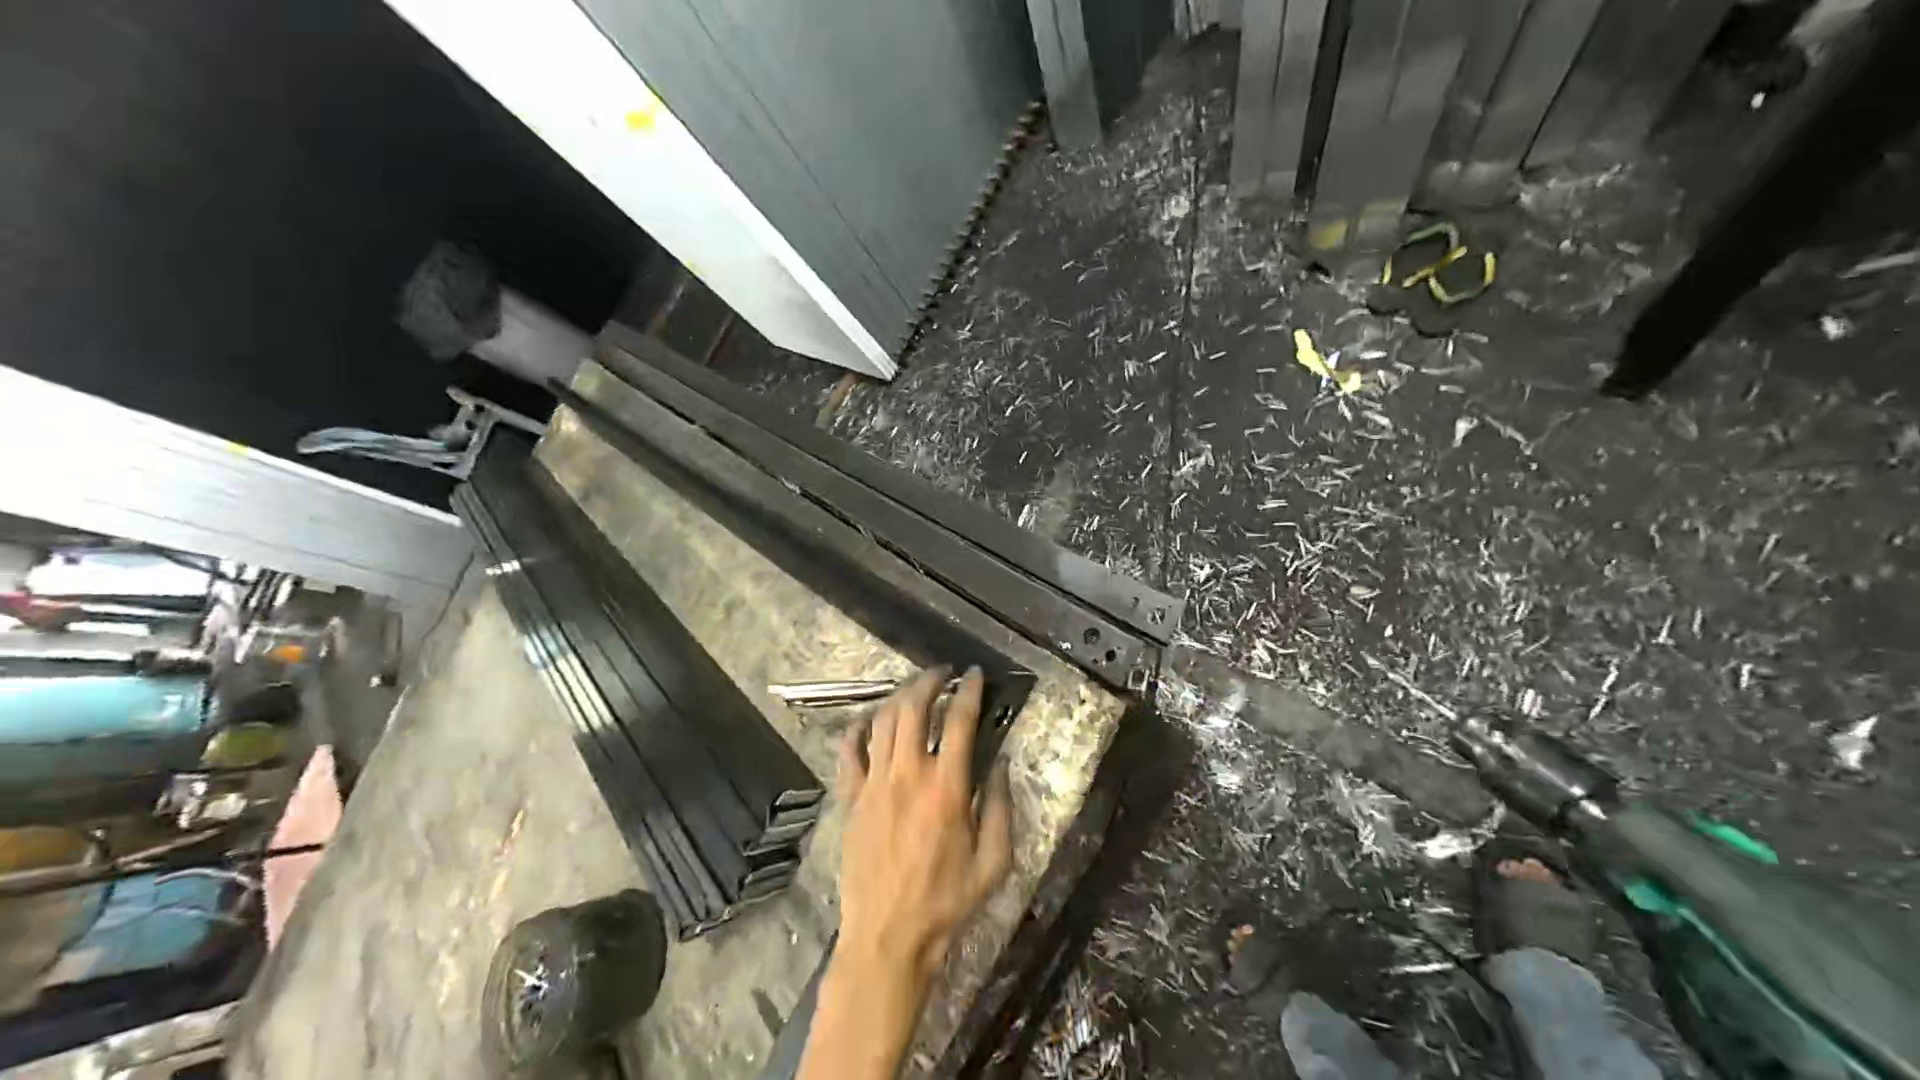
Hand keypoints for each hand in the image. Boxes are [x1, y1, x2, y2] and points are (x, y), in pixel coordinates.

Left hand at [836, 665, 1013, 981]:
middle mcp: (908, 775)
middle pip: (914, 709)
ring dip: (899, 697)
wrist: (888, 936)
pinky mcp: (850, 799)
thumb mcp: (994, 863)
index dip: (970, 692)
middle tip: (942, 674)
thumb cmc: (946, 901)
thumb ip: (1002, 808)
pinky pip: (849, 752)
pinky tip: (868, 720)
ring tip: (914, 690)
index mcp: (946, 789)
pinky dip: (858, 728)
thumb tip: (1002, 766)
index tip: (976, 676)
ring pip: (883, 722)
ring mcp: (874, 785)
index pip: (960, 723)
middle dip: (929, 682)